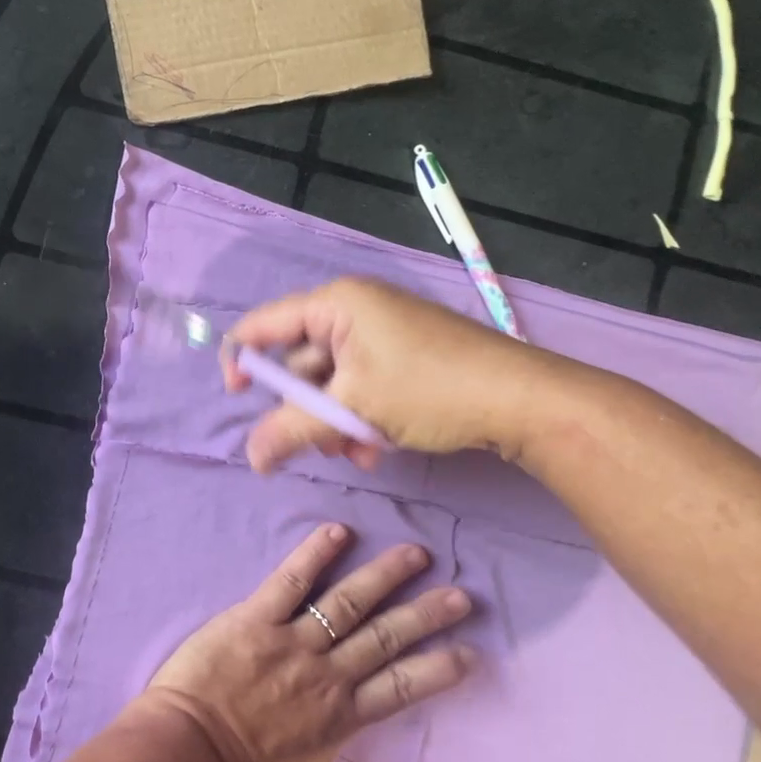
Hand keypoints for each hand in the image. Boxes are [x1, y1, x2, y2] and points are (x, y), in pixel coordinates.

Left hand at [140, 523, 474, 761]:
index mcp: (341, 716)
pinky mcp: (256, 618)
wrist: (187, 748)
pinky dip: (314, 554)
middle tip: (461, 594)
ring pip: (348, 603)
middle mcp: (326, 674)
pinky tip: (338, 531)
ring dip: (384, 576)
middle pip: (386, 638)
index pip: (401, 687)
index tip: (471, 653)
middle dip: (426, 615)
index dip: (437, 670)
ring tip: (416, 554)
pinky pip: (290, 581)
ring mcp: (292, 642)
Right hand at [223, 276, 576, 470]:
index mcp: (336, 304)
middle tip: (315, 443)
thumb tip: (250, 458)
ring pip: (332, 379)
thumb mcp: (352, 410)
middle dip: (303, 407)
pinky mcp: (404, 355)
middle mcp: (354, 309)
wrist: (524, 401)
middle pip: (300, 359)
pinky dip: (359, 415)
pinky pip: (360, 384)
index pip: (264, 324)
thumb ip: (292, 429)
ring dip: (333, 420)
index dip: (242, 360)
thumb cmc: (429, 390)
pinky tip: (376, 448)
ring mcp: (382, 332)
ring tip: (356, 452)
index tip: (236, 399)